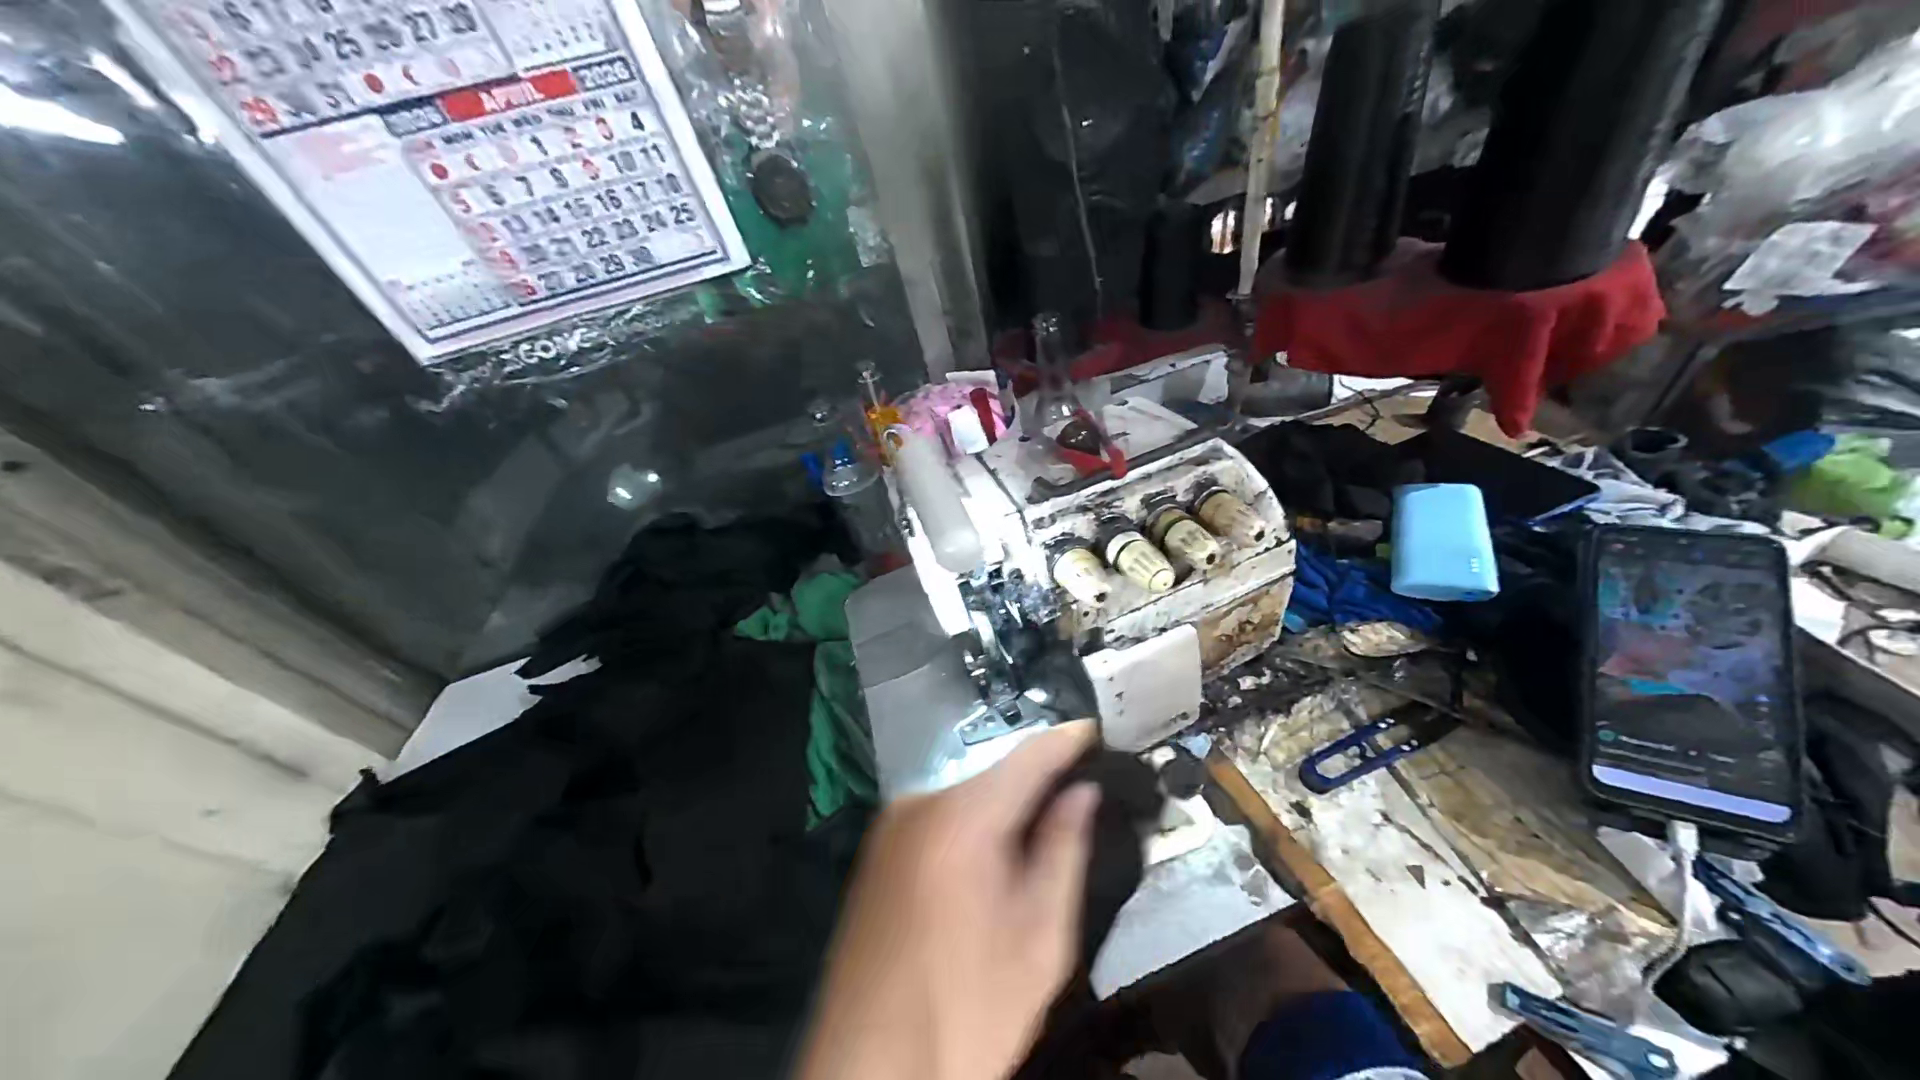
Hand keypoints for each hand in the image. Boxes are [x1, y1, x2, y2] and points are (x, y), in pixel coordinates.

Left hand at [793, 720, 1102, 1079]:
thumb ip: (1063, 851)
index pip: (1026, 758)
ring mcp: (890, 825)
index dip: (1066, 741)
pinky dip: (972, 825)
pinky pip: (939, 818)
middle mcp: (917, 804)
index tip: (1094, 729)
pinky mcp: (876, 849)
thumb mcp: (1040, 939)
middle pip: (993, 777)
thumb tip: (1082, 793)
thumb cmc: (966, 1010)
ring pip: (966, 797)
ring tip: (1040, 834)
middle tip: (1077, 797)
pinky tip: (991, 860)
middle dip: (1035, 785)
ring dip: (1003, 808)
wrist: (868, 1068)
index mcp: (960, 819)